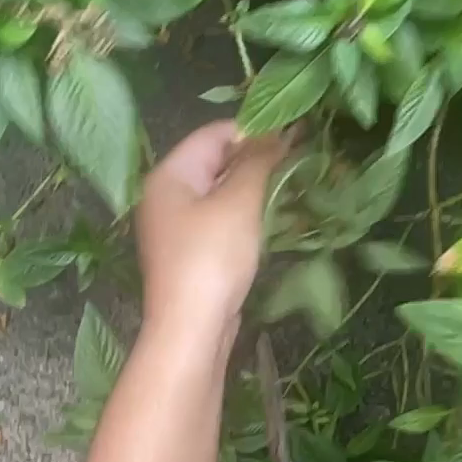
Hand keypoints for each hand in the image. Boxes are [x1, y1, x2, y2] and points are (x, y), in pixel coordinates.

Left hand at [136, 121, 290, 348]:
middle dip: (255, 163)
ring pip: (218, 197)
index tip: (294, 140)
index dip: (254, 132)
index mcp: (169, 174)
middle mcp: (164, 197)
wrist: (191, 330)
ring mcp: (174, 230)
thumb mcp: (240, 202)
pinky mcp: (188, 257)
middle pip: (215, 163)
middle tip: (297, 167)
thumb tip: (277, 131)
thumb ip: (258, 161)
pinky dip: (241, 221)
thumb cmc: (212, 259)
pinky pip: (217, 225)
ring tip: (287, 194)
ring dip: (251, 194)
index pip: (215, 133)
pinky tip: (265, 227)